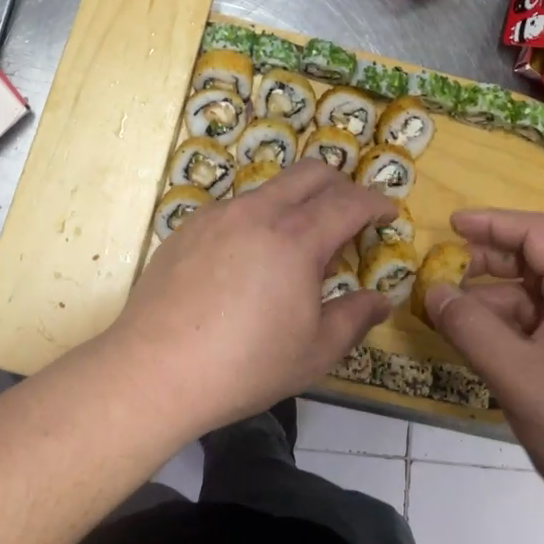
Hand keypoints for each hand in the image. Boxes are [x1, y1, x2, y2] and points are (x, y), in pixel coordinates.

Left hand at [106, 161, 395, 433]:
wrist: (154, 370)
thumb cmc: (244, 366)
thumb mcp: (313, 352)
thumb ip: (354, 319)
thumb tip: (381, 300)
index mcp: (296, 237)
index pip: (348, 201)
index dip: (375, 202)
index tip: (389, 212)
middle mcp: (258, 212)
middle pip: (310, 173)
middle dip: (339, 184)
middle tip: (351, 214)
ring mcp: (218, 215)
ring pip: (269, 189)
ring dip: (295, 202)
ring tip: (297, 245)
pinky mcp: (188, 227)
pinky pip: (234, 209)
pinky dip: (257, 220)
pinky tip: (248, 262)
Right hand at [425, 210, 543, 543]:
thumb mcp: (516, 376)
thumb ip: (470, 328)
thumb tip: (433, 290)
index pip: (535, 232)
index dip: (489, 222)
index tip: (448, 226)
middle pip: (538, 264)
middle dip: (488, 266)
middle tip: (444, 279)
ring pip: (543, 303)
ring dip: (498, 304)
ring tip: (458, 325)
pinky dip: (519, 333)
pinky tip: (493, 355)